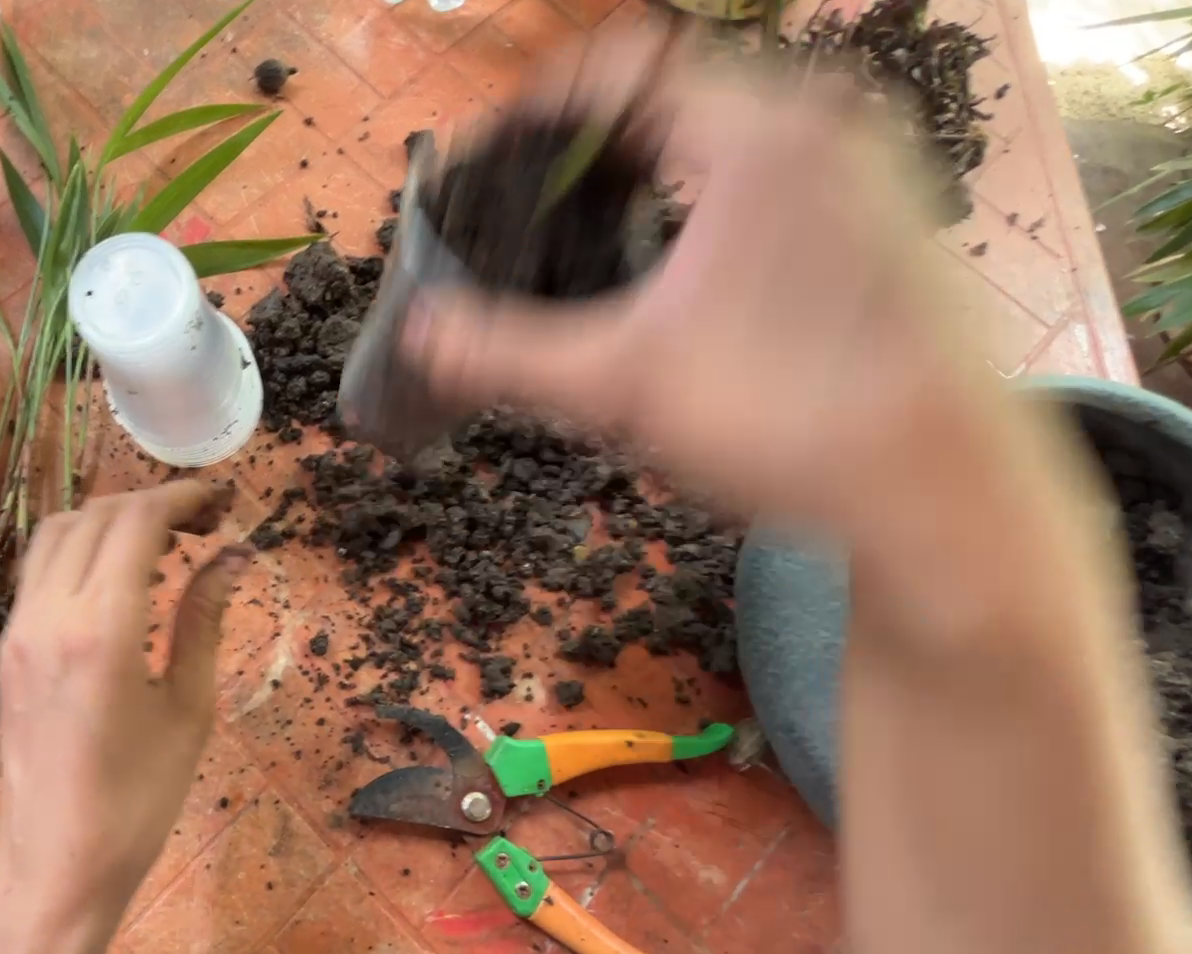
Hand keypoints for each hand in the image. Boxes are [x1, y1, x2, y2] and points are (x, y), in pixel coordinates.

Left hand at [0, 480, 249, 939]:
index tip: (221, 498)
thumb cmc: (138, 801)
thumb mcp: (189, 711)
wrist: (54, 865)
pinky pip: (40, 567)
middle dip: (152, 502)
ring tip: (163, 541)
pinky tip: (119, 574)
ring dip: (110, 518)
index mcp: (102, 630)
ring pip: (58, 532)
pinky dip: (81, 546)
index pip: (137, 522)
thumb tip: (233, 557)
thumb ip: (204, 620)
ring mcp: (19, 627)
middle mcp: (49, 613)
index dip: (183, 497)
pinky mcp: (8, 645)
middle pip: (96, 515)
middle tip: (204, 522)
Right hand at [400, 25, 1003, 532]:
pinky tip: (665, 267)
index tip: (490, 160)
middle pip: (668, 95)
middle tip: (524, 211)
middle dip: (583, 148)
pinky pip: (762, 168)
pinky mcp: (876, 214)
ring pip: (718, 132)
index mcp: (758, 133)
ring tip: (581, 237)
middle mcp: (822, 123)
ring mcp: (860, 166)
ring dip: (639, 172)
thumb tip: (418, 329)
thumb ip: (502, 350)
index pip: (623, 65)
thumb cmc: (777, 417)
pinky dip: (694, 195)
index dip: (539, 107)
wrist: (936, 488)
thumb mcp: (615, 384)